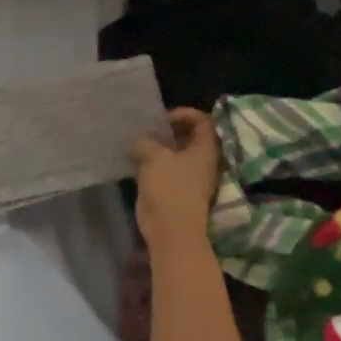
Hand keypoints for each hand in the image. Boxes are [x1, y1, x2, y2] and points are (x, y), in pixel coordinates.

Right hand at [133, 108, 220, 248]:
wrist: (170, 226)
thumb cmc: (170, 186)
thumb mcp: (155, 156)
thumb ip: (146, 142)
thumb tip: (139, 142)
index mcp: (205, 149)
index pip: (203, 121)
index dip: (184, 113)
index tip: (163, 118)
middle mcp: (200, 160)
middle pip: (188, 136)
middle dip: (168, 130)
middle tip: (147, 129)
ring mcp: (187, 175)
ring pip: (174, 153)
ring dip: (157, 146)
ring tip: (138, 143)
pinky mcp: (173, 187)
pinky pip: (163, 168)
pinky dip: (151, 162)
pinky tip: (135, 160)